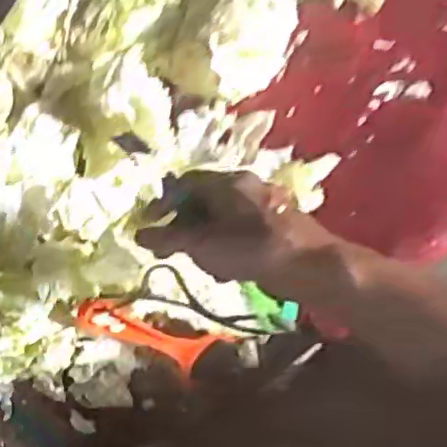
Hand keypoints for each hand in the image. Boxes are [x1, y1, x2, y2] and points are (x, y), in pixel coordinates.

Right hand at [137, 171, 349, 297]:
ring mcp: (263, 204)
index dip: (161, 203)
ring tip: (195, 260)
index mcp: (227, 182)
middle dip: (180, 225)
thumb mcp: (198, 243)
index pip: (184, 182)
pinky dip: (222, 243)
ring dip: (200, 238)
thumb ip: (165, 238)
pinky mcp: (274, 223)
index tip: (149, 225)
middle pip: (201, 200)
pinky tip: (223, 265)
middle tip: (167, 248)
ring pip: (218, 216)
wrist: (307, 264)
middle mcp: (246, 185)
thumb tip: (138, 234)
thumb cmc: (247, 247)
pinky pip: (237, 228)